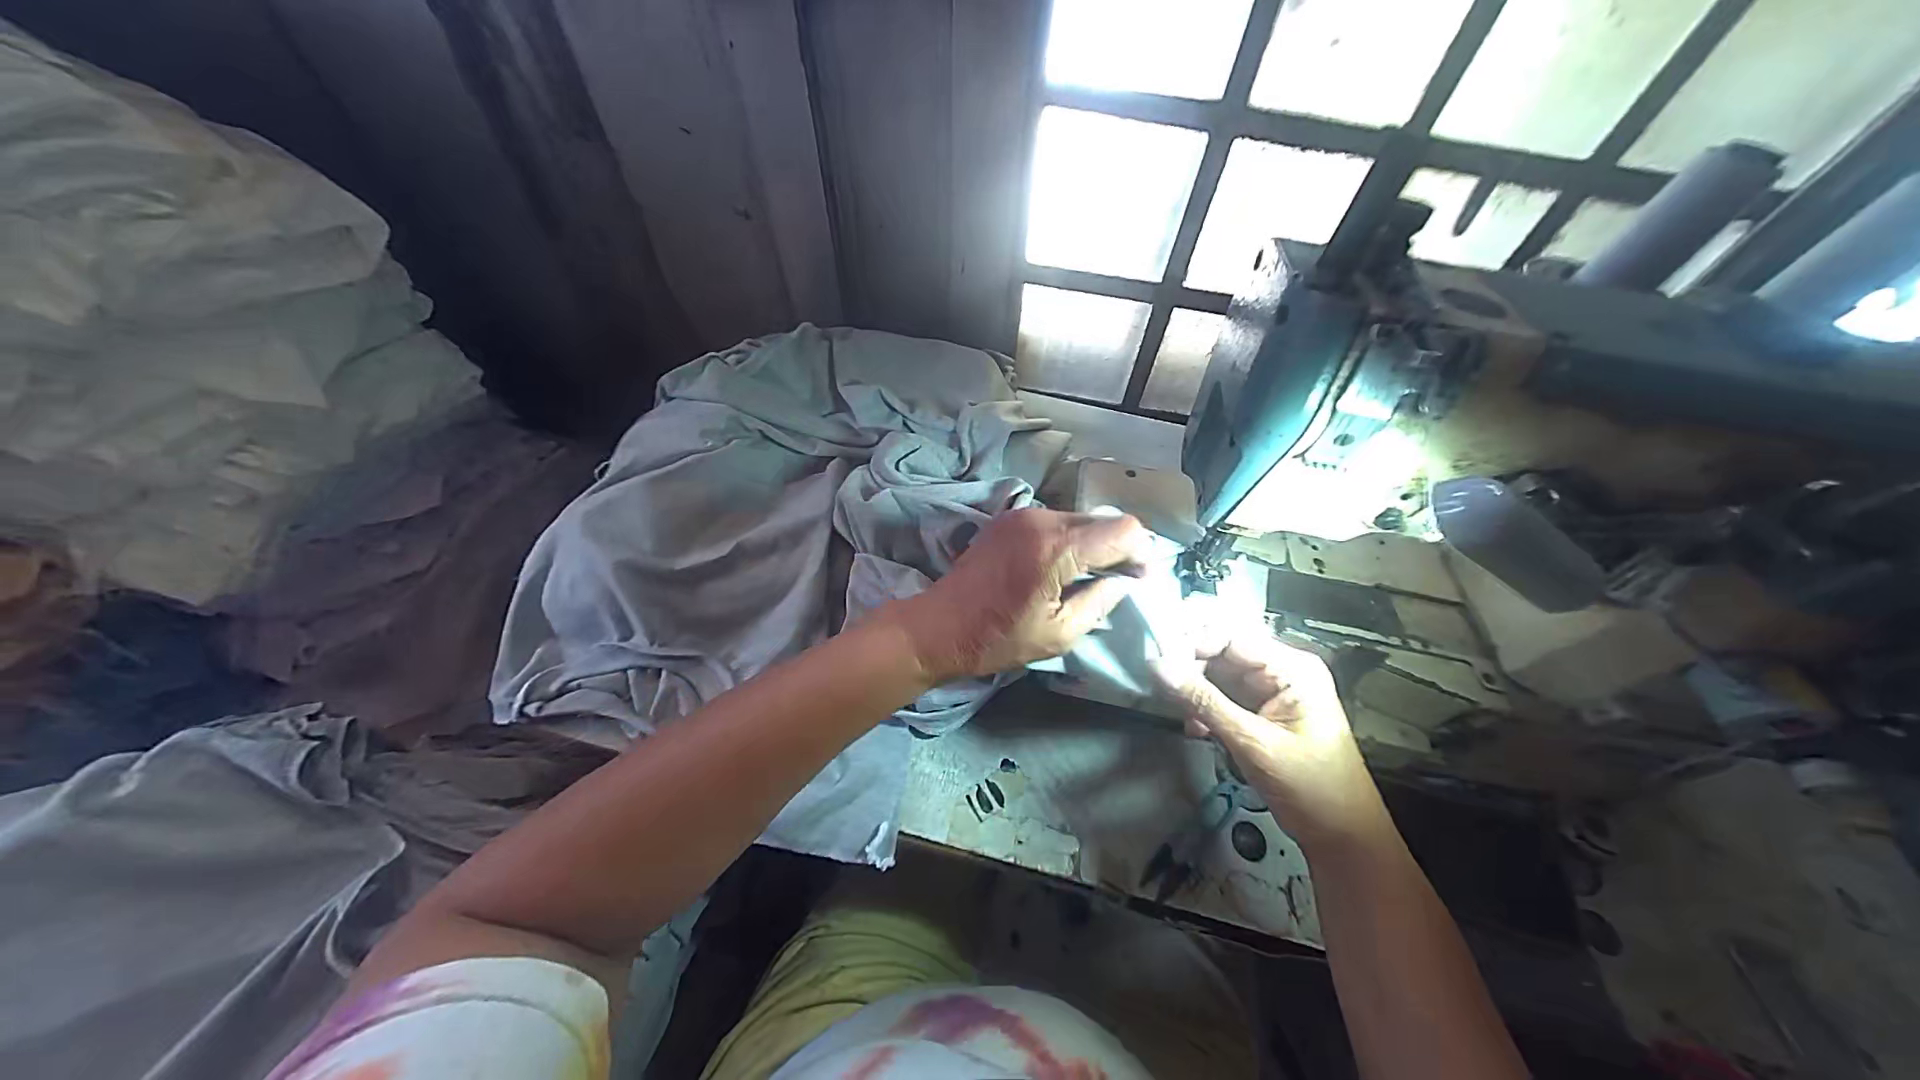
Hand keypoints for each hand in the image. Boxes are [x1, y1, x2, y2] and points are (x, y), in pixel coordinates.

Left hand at [891, 508, 1150, 682]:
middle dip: (1118, 548)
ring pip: (1079, 518)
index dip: (1140, 553)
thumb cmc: (998, 638)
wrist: (938, 627)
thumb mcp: (1060, 633)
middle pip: (1103, 519)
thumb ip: (1101, 601)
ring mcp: (1021, 514)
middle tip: (1116, 581)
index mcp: (1057, 549)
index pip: (1124, 529)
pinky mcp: (1007, 518)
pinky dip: (1068, 539)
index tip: (1137, 579)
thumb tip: (1126, 581)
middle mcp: (1041, 519)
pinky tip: (1058, 567)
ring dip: (1092, 543)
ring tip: (1084, 577)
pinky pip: (1055, 520)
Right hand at [1156, 632, 1390, 854]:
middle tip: (1158, 682)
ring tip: (1178, 710)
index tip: (1157, 655)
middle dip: (1190, 668)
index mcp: (1294, 669)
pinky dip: (1205, 709)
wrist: (1343, 836)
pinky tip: (1196, 727)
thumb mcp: (1252, 742)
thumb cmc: (1313, 788)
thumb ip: (1203, 702)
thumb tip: (1160, 668)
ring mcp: (1273, 693)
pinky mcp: (1262, 713)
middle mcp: (1284, 672)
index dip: (1192, 641)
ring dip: (1195, 691)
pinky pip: (1224, 698)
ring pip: (1219, 676)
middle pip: (1223, 653)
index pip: (1232, 636)